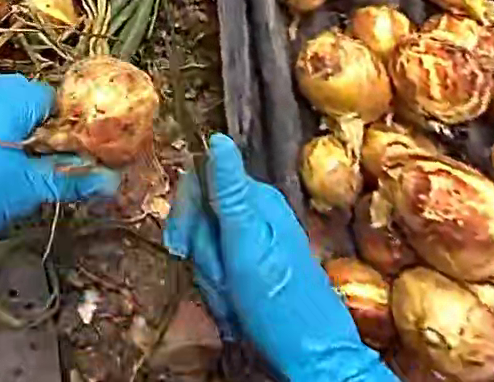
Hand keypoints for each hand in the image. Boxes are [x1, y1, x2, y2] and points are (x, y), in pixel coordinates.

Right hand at [164, 134, 395, 381]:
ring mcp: (255, 241)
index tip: (177, 245)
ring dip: (211, 276)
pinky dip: (220, 291)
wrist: (315, 357)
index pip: (201, 179)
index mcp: (256, 197)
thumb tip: (217, 136)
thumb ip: (229, 188)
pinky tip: (233, 309)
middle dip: (202, 251)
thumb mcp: (246, 240)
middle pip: (202, 214)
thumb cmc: (278, 298)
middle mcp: (256, 212)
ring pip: (208, 245)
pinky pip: (221, 268)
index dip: (184, 210)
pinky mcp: (254, 268)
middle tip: (219, 279)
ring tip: (230, 300)